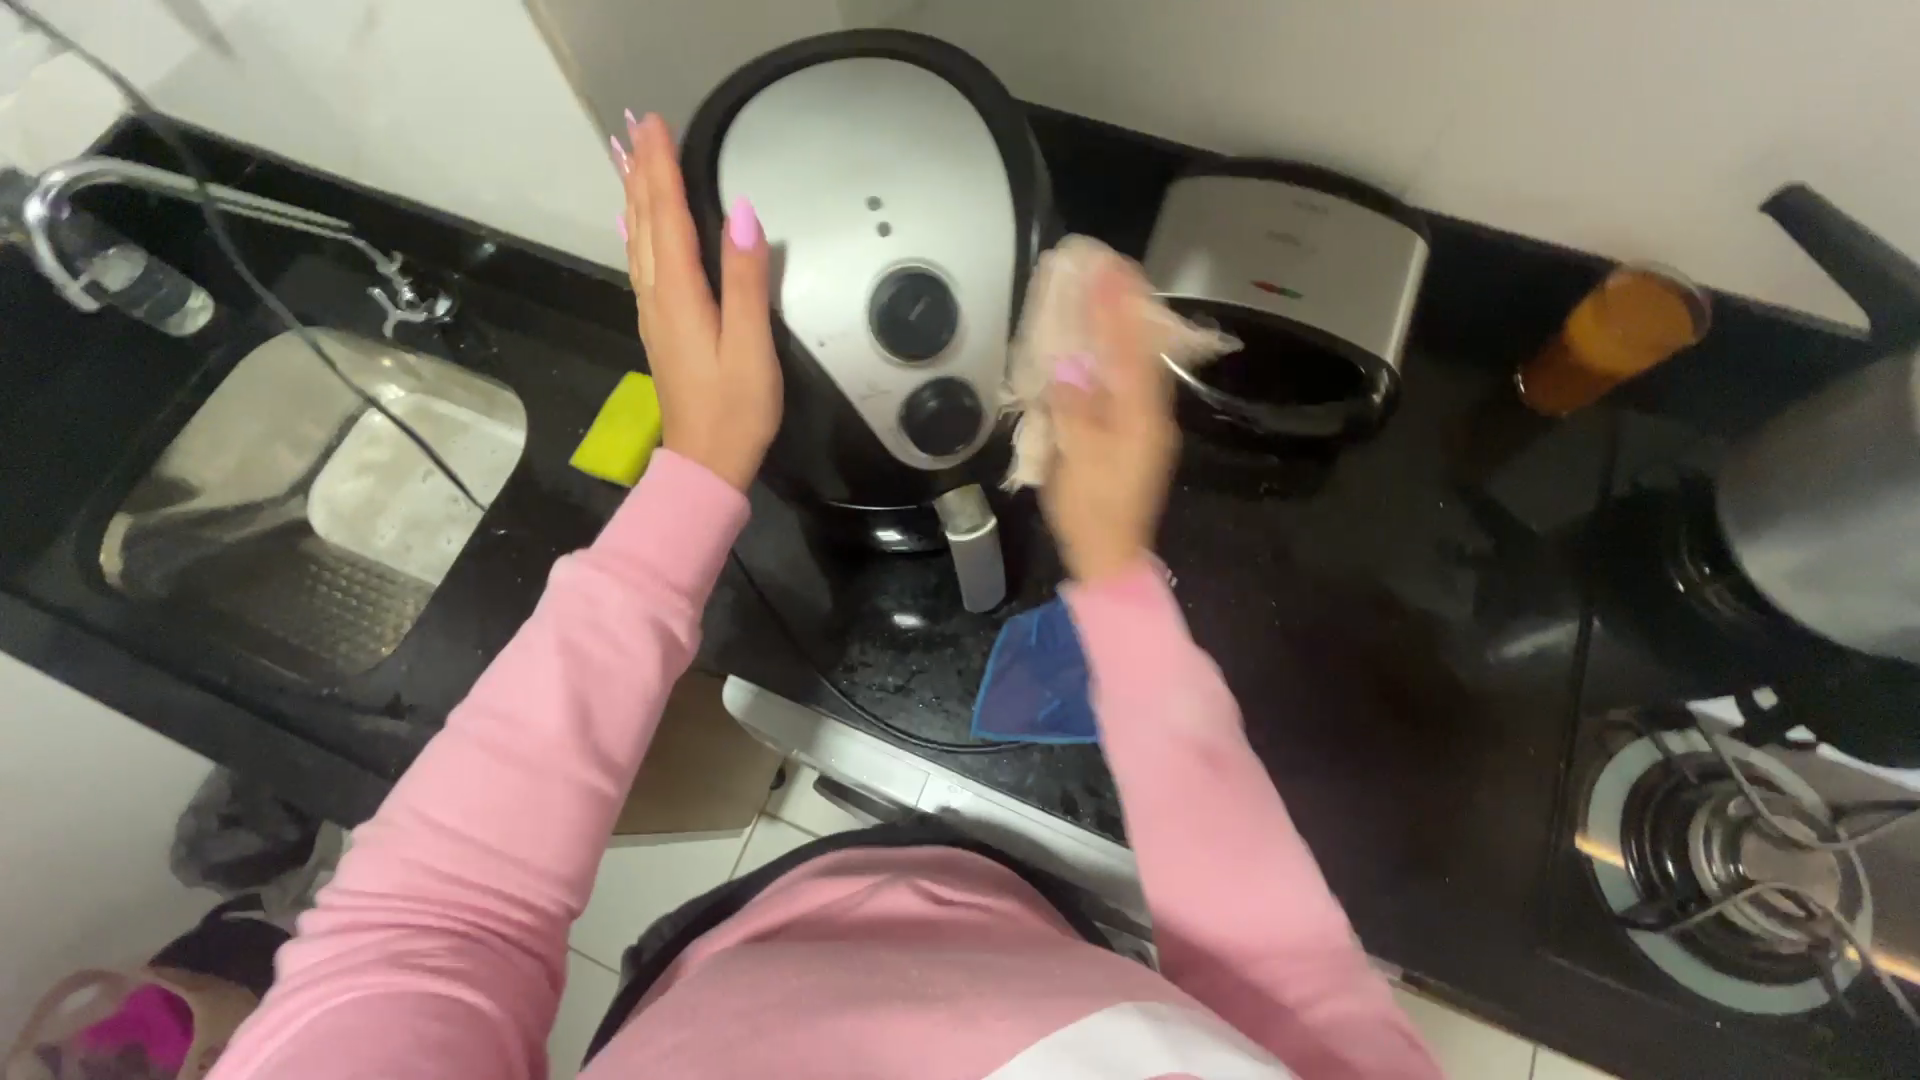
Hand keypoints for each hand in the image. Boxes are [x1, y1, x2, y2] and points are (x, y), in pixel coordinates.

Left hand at [613, 110, 781, 492]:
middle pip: (645, 224)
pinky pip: (641, 266)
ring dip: (634, 199)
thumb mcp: (751, 347)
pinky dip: (636, 235)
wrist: (705, 462)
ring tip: (630, 163)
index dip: (662, 170)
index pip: (668, 218)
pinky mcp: (661, 332)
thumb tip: (742, 214)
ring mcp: (654, 316)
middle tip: (637, 128)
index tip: (655, 125)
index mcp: (681, 296)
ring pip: (638, 243)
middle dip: (641, 173)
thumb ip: (745, 282)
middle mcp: (658, 298)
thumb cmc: (737, 409)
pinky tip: (633, 229)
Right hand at [1041, 258, 1179, 584]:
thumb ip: (1074, 412)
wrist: (1110, 554)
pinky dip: (1117, 357)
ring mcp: (1144, 427)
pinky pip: (1127, 385)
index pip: (1127, 352)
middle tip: (1113, 267)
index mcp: (1138, 419)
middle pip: (1139, 351)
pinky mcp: (1133, 438)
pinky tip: (1107, 345)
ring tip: (1112, 291)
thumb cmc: (1092, 513)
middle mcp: (1149, 416)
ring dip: (1123, 328)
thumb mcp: (1078, 462)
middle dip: (1125, 309)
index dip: (1114, 309)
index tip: (1106, 270)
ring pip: (1136, 366)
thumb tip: (1068, 370)